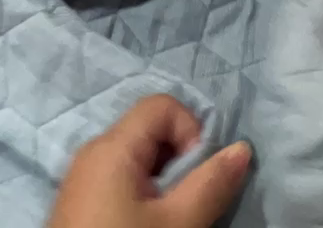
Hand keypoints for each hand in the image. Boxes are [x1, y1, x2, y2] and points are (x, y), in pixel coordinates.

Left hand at [48, 95, 252, 227]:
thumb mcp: (176, 225)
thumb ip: (211, 184)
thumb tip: (242, 148)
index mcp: (112, 145)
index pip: (163, 106)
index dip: (191, 132)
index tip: (197, 177)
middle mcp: (93, 150)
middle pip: (151, 131)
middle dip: (180, 162)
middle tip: (188, 205)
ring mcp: (83, 177)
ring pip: (138, 158)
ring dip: (164, 183)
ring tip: (169, 221)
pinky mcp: (80, 202)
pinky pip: (120, 179)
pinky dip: (143, 195)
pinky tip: (147, 227)